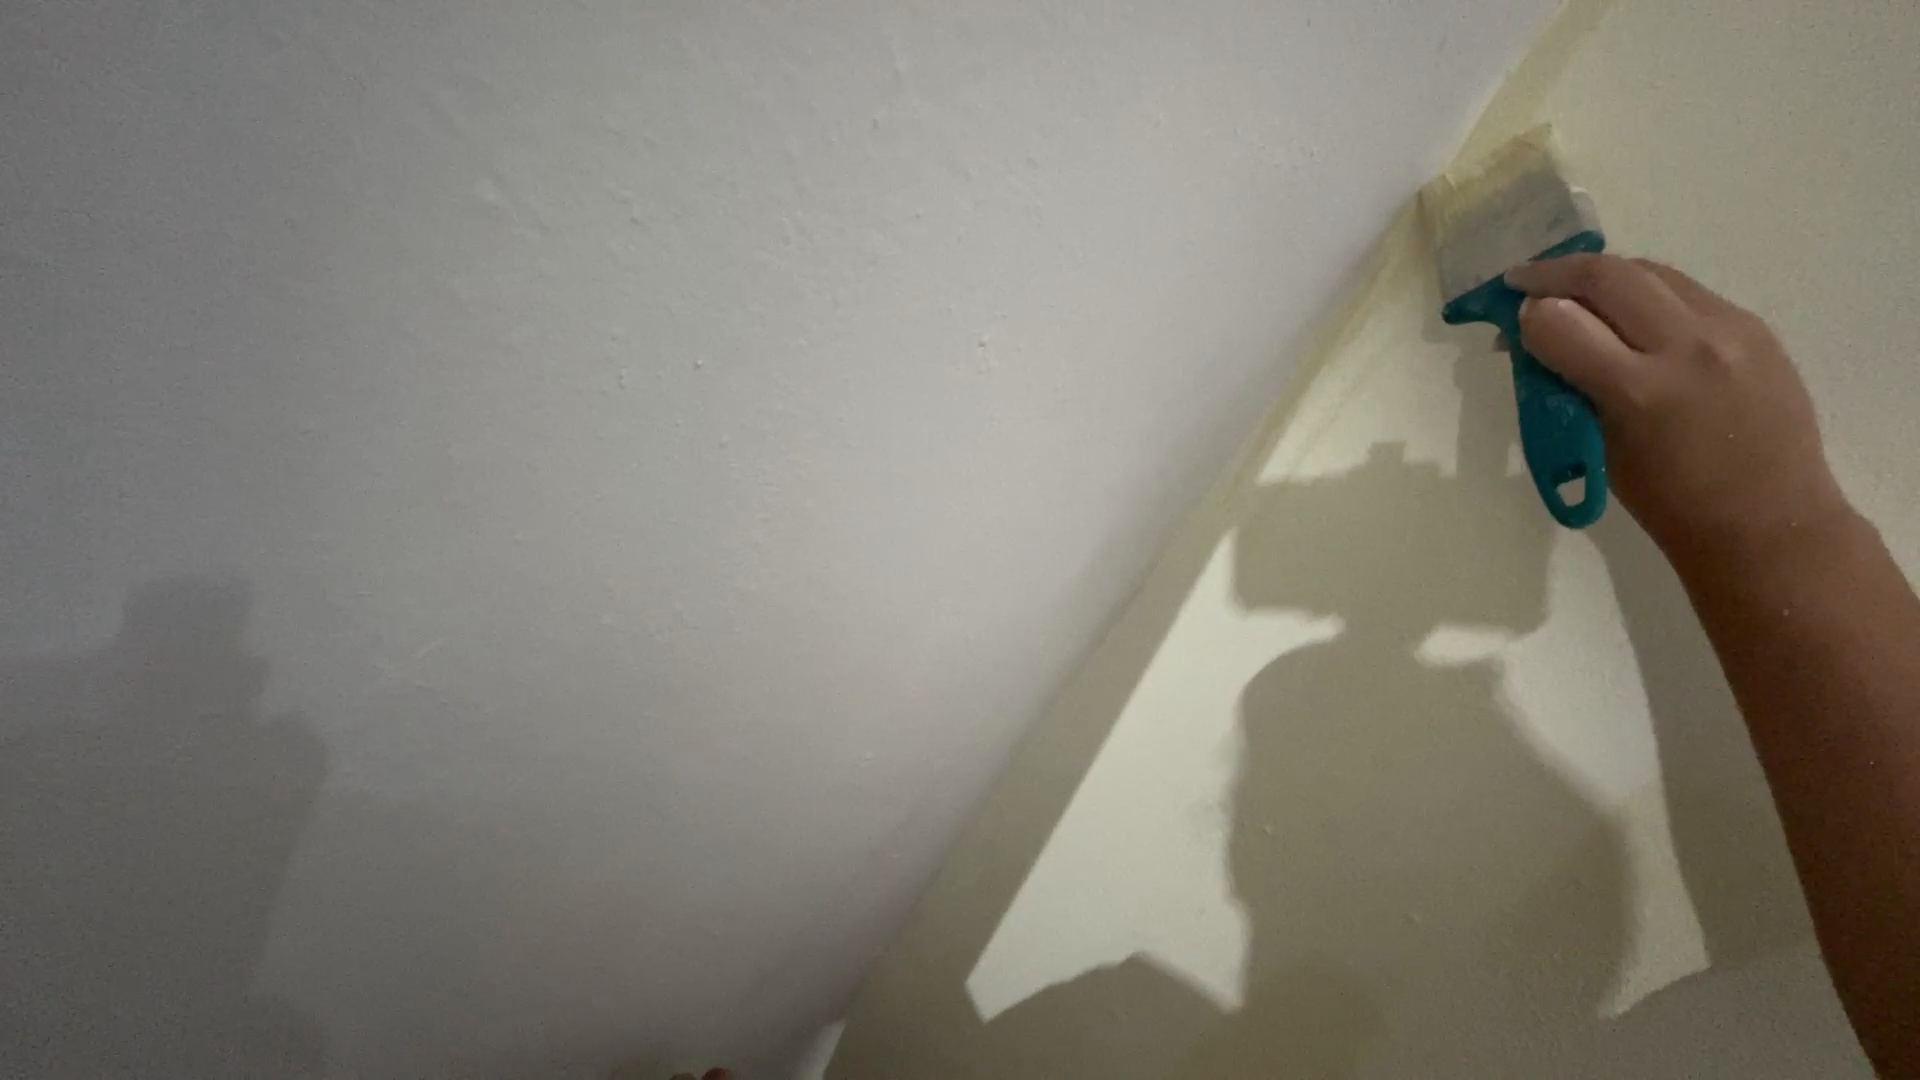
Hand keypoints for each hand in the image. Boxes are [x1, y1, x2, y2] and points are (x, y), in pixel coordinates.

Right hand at [1505, 254, 1850, 562]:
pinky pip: (1686, 292)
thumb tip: (1536, 337)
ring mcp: (1732, 331)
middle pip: (1613, 277)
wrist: (1765, 517)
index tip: (1505, 309)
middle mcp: (1691, 347)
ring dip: (1602, 276)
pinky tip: (1621, 312)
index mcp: (1640, 390)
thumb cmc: (1662, 497)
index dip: (1527, 309)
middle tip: (1521, 280)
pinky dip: (1642, 292)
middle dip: (1557, 272)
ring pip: (1654, 273)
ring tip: (1568, 290)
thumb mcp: (1595, 443)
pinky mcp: (1755, 328)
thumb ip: (1567, 383)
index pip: (1565, 323)